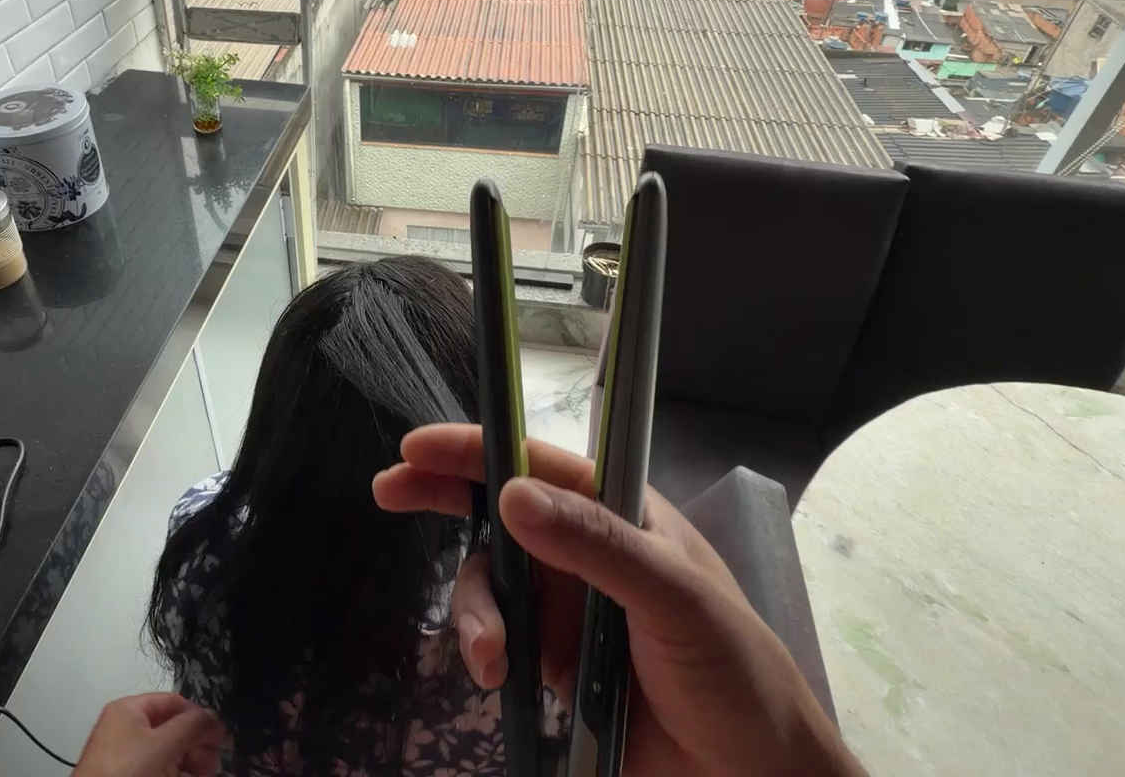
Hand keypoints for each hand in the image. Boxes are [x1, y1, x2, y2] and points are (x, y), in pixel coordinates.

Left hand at [70, 693, 225, 776]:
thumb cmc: (128, 774)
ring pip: (166, 754)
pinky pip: (157, 771)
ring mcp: (124, 760)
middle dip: (197, 744)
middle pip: (172, 730)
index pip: (173, 702)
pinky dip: (176, 774)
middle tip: (216, 761)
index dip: (199, 716)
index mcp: (128, 710)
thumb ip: (193, 725)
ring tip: (209, 773)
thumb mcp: (164, 744)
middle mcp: (125, 731)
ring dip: (191, 762)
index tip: (220, 735)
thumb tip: (214, 717)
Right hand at [374, 426, 864, 776]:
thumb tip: (509, 493)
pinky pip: (498, 633)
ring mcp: (564, 604)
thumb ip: (597, 545)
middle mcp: (583, 547)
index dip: (475, 447)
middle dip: (442, 495)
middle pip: (499, 507)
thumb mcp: (675, 600)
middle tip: (389, 490)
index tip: (415, 447)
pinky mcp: (550, 658)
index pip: (537, 462)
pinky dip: (485, 646)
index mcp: (619, 512)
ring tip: (489, 658)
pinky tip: (496, 676)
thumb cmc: (735, 675)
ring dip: (475, 610)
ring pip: (491, 579)